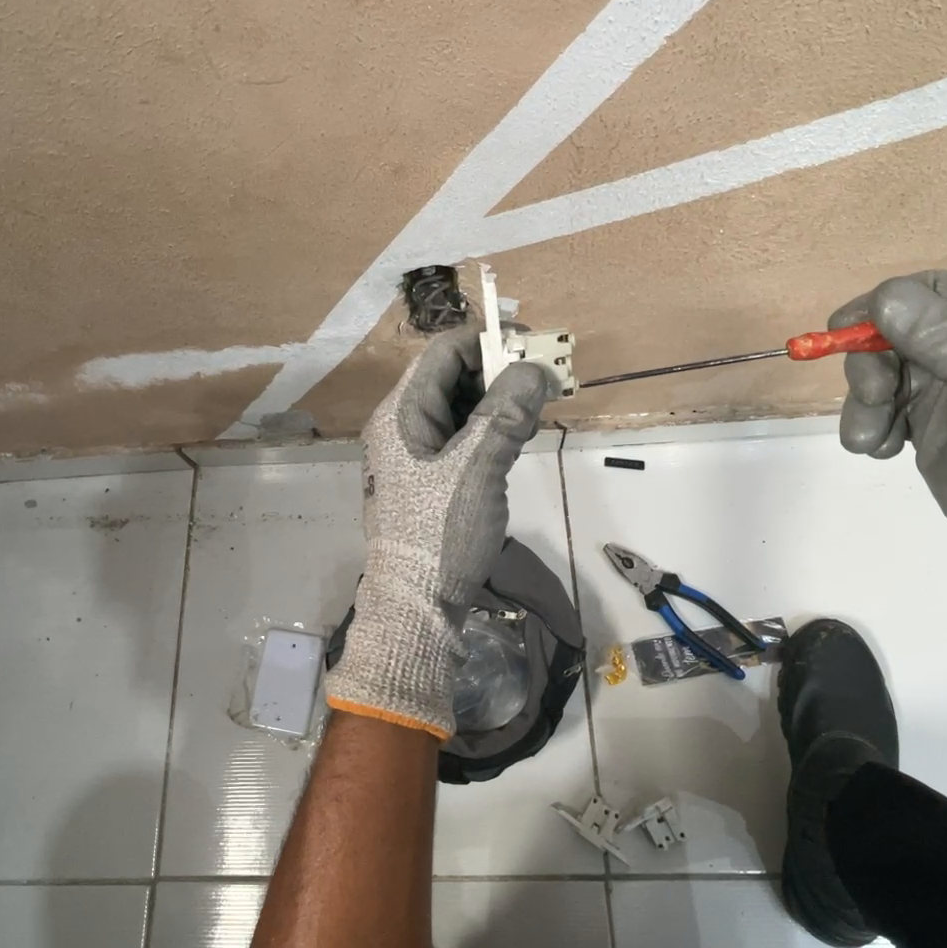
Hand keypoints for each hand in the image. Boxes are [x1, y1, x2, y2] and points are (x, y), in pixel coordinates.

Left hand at [325, 325, 547, 737]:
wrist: (416, 605)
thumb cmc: (440, 533)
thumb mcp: (477, 469)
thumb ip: (506, 415)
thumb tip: (536, 368)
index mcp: (401, 414)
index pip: (443, 352)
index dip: (487, 342)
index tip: (533, 347)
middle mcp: (402, 425)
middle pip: (452, 376)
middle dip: (499, 372)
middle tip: (545, 379)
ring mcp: (415, 453)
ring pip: (460, 407)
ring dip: (499, 401)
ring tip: (539, 407)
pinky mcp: (430, 478)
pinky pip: (462, 437)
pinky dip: (491, 430)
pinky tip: (520, 437)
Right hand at [831, 270, 946, 655]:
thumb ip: (941, 337)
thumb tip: (882, 295)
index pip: (932, 292)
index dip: (883, 304)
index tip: (842, 330)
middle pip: (894, 334)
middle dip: (871, 366)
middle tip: (872, 399)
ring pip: (881, 375)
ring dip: (864, 405)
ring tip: (874, 441)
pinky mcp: (930, 427)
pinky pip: (882, 412)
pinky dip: (872, 428)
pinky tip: (885, 451)